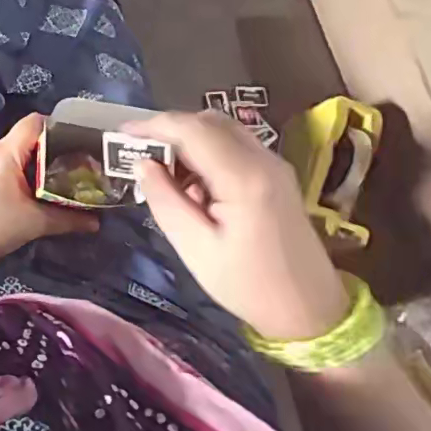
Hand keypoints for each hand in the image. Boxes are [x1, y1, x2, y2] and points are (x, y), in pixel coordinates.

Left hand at [0, 114, 98, 263]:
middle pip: (34, 137)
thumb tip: (96, 222)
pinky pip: (17, 166)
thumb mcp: (34, 222)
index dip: (61, 127)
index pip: (37, 122)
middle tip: (84, 162)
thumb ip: (67, 219)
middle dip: (59, 148)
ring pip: (26, 153)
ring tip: (73, 175)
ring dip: (47, 163)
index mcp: (7, 151)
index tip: (83, 141)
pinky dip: (34, 173)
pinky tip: (51, 188)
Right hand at [125, 111, 348, 340]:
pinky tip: (192, 185)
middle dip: (169, 130)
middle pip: (209, 122)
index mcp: (243, 177)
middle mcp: (263, 160)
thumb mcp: (194, 248)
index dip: (153, 125)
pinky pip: (235, 148)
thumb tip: (143, 164)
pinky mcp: (276, 176)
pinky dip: (206, 153)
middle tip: (137, 154)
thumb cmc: (247, 284)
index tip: (122, 135)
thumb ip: (165, 200)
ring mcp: (274, 165)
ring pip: (223, 131)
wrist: (308, 307)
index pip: (192, 129)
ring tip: (161, 173)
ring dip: (188, 141)